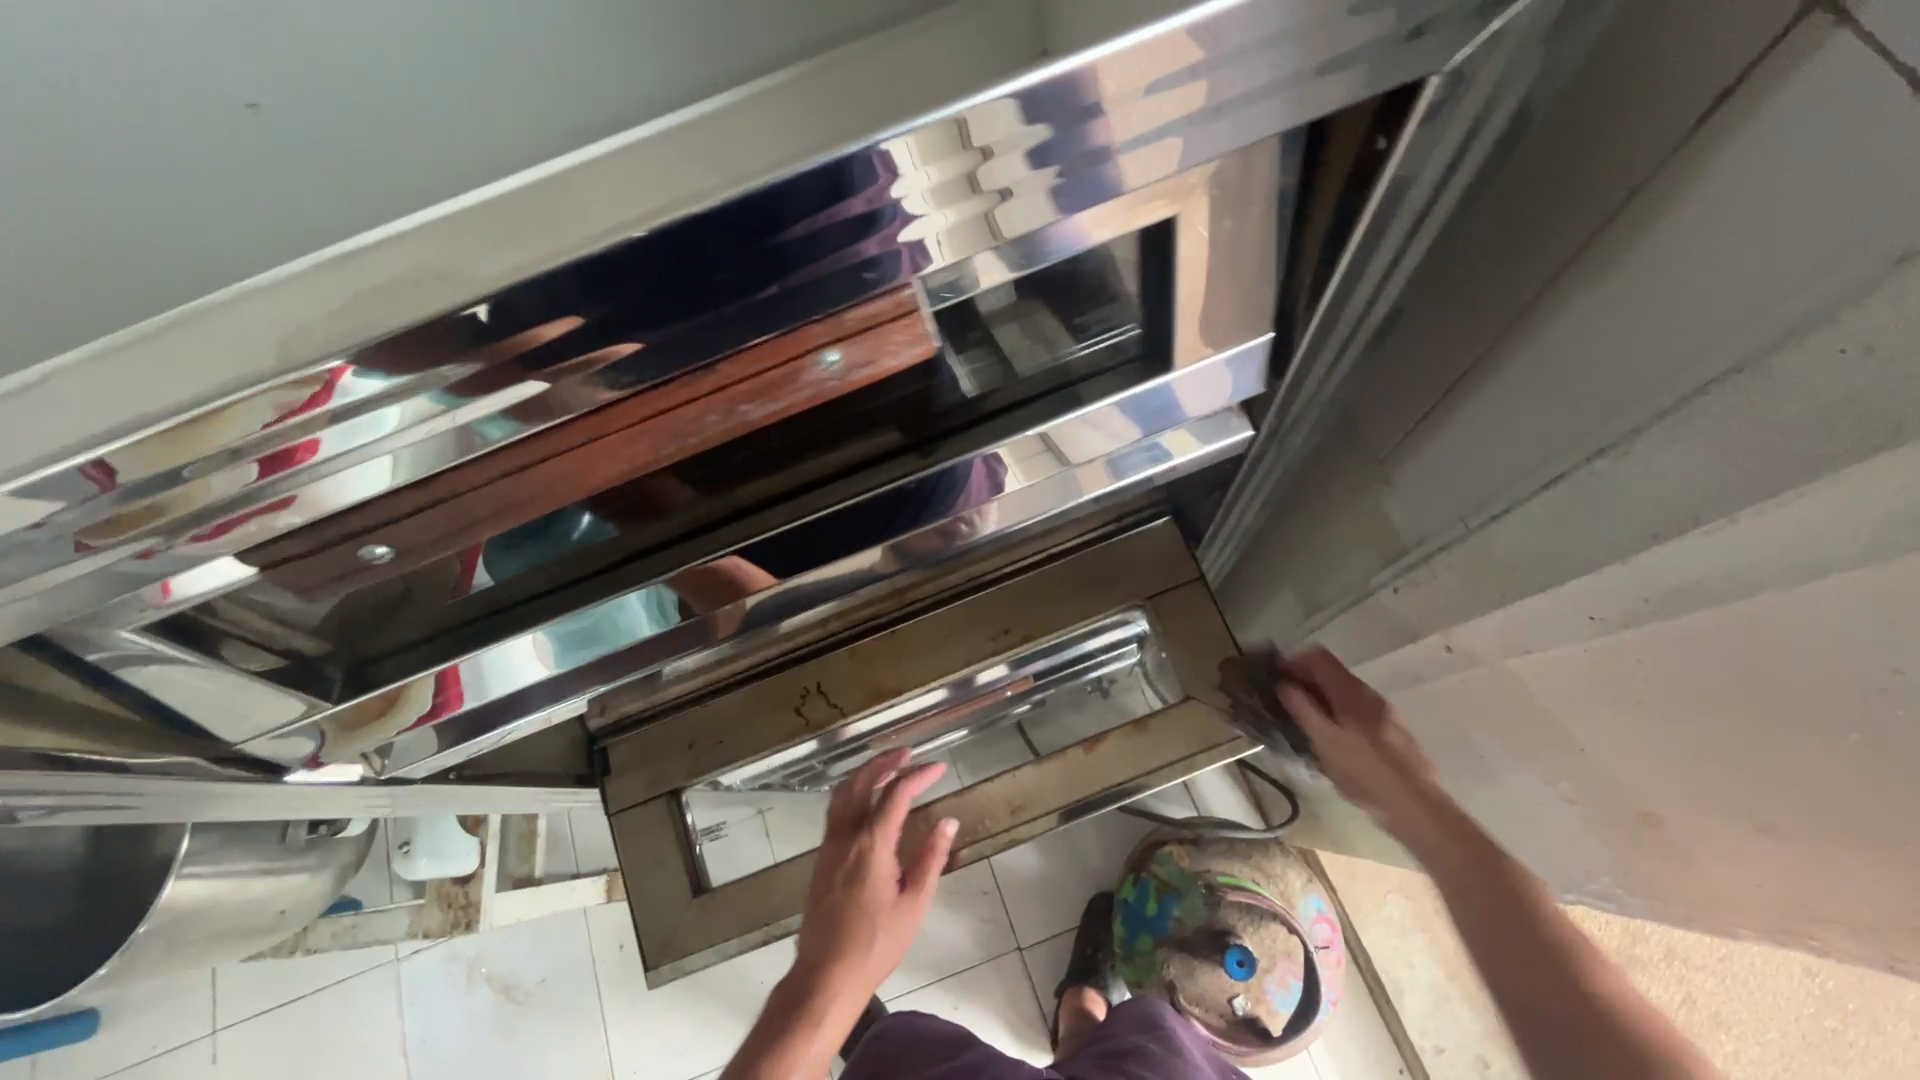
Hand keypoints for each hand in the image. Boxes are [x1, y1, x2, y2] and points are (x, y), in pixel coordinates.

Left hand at [792, 748, 958, 1001]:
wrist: (827, 972)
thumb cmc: (877, 942)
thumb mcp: (914, 903)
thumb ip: (931, 858)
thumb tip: (947, 822)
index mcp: (872, 844)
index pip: (896, 794)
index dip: (919, 775)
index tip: (939, 768)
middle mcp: (846, 836)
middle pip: (861, 782)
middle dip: (885, 761)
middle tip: (908, 753)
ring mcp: (828, 846)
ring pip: (842, 793)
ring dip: (864, 774)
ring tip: (887, 767)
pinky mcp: (821, 858)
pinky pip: (835, 810)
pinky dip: (852, 792)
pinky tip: (866, 800)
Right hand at [1276, 647, 1445, 838]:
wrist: (1416, 806)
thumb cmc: (1365, 773)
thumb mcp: (1325, 742)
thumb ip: (1303, 710)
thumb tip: (1284, 684)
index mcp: (1352, 694)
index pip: (1320, 658)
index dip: (1294, 661)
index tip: (1275, 676)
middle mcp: (1370, 695)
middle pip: (1333, 672)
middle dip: (1305, 680)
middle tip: (1283, 700)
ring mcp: (1383, 712)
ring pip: (1345, 692)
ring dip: (1320, 697)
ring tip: (1303, 719)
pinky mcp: (1390, 729)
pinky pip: (1356, 708)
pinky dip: (1336, 711)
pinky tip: (1330, 736)